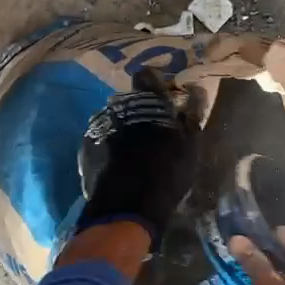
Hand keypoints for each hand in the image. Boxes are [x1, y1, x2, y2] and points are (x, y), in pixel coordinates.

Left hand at [76, 75, 199, 246]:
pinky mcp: (88, 148)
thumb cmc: (167, 173)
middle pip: (129, 101)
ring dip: (124, 129)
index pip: (147, 77)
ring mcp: (99, 127)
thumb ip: (192, 116)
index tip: (163, 97)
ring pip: (115, 120)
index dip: (154, 84)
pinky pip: (102, 139)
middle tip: (152, 129)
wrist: (127, 207)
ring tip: (136, 150)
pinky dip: (111, 146)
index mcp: (145, 101)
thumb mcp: (190, 146)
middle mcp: (118, 107)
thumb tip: (196, 91)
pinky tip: (121, 164)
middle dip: (139, 111)